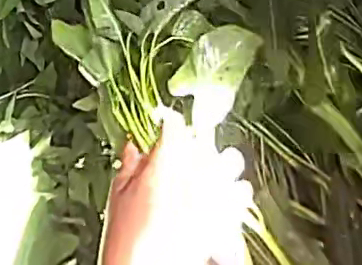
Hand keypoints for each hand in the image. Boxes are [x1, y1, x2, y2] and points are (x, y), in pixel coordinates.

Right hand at [101, 110, 251, 264]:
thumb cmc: (127, 239)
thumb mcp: (119, 194)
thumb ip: (130, 166)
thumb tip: (135, 149)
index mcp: (166, 160)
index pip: (174, 123)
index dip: (168, 122)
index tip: (164, 125)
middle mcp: (194, 171)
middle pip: (207, 138)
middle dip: (196, 142)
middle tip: (184, 152)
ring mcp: (213, 195)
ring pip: (231, 160)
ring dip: (221, 162)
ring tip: (211, 170)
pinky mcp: (225, 219)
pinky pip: (242, 195)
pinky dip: (236, 193)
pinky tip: (227, 196)